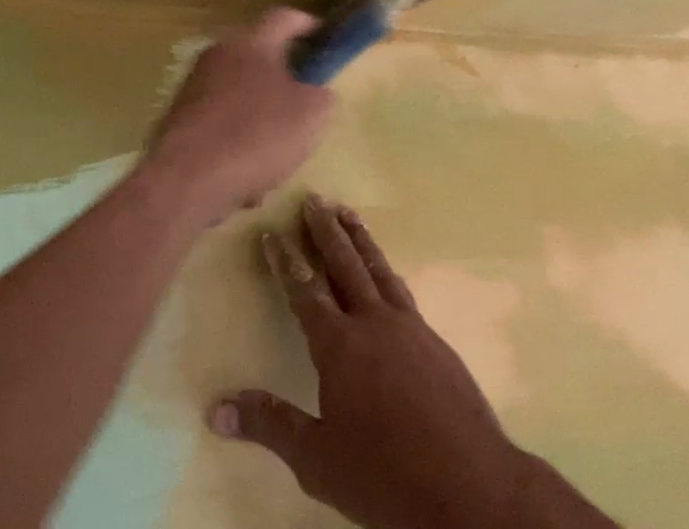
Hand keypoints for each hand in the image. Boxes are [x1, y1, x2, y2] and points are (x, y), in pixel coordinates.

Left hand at [138, 8, 337, 222]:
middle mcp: (216, 57)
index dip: (307, 23)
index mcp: (250, 43)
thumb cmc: (257, 136)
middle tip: (305, 100)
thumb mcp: (313, 115)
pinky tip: (248, 178)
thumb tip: (314, 92)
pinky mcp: (179, 122)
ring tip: (278, 153)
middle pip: (257, 57)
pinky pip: (220, 126)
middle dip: (283, 77)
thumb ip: (322, 95)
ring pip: (239, 96)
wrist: (187, 181)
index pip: (283, 17)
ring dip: (260, 118)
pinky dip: (237, 144)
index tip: (324, 36)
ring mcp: (193, 89)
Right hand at [210, 198, 619, 528]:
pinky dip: (387, 274)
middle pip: (346, 265)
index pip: (305, 291)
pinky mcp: (439, 347)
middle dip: (326, 231)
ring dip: (362, 241)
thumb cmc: (385, 472)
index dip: (286, 261)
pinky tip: (388, 280)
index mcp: (340, 345)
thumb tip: (215, 409)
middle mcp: (376, 324)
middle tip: (314, 199)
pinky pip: (404, 295)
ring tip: (350, 214)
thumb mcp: (317, 457)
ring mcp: (413, 331)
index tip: (273, 231)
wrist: (472, 489)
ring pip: (381, 272)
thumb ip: (269, 425)